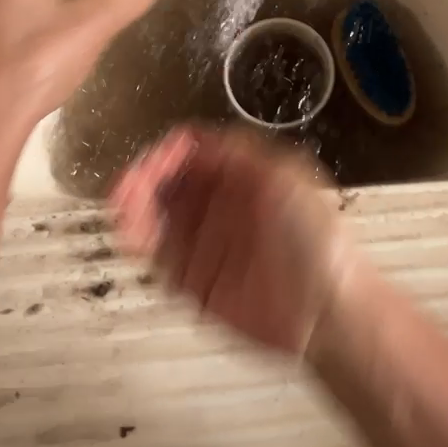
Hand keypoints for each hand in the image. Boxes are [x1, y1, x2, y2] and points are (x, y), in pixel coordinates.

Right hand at [110, 125, 366, 356]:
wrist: (325, 308)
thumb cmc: (314, 236)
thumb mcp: (284, 176)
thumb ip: (237, 153)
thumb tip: (196, 138)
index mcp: (245, 176)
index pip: (197, 153)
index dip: (173, 152)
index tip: (157, 158)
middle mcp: (223, 206)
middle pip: (171, 183)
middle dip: (146, 178)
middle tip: (127, 184)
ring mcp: (208, 243)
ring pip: (159, 217)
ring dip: (135, 207)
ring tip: (121, 206)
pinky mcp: (196, 281)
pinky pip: (159, 256)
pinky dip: (139, 242)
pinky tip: (130, 233)